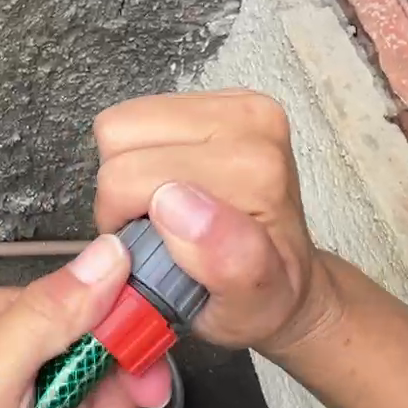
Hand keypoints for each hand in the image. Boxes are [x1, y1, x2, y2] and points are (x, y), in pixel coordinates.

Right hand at [93, 89, 341, 354]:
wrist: (288, 283)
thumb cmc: (258, 299)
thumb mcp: (247, 307)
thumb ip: (224, 262)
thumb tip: (176, 204)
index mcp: (254, 166)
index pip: (125, 175)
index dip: (121, 219)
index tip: (156, 248)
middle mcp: (250, 121)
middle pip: (119, 134)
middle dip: (121, 190)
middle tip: (155, 228)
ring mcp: (235, 104)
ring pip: (120, 122)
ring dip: (127, 171)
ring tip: (159, 209)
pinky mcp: (218, 100)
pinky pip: (136, 117)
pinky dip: (138, 155)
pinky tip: (167, 186)